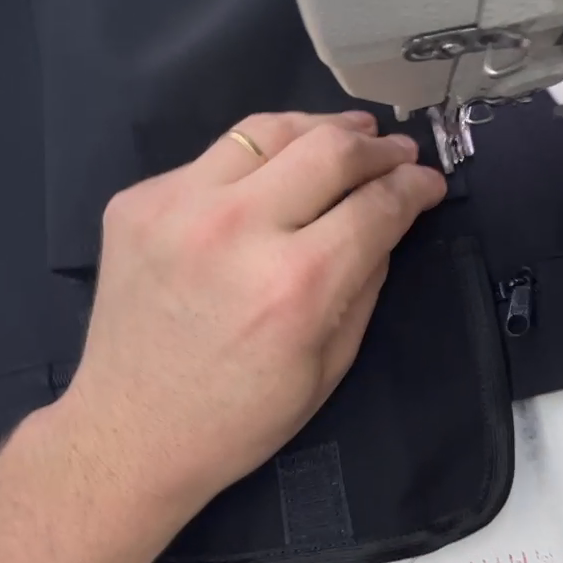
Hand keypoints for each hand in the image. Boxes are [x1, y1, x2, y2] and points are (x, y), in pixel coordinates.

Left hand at [49, 110, 446, 518]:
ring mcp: (177, 206)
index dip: (414, 188)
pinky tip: (270, 182)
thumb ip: (366, 284)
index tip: (430, 183)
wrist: (132, 433)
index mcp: (296, 284)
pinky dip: (257, 164)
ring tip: (347, 136)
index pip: (375, 205)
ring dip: (319, 130)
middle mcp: (237, 229)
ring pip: (267, 131)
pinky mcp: (137, 202)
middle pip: (328, 149)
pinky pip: (214, 161)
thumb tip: (385, 224)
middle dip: (377, 147)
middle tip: (397, 153)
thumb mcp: (328, 367)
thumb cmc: (241, 419)